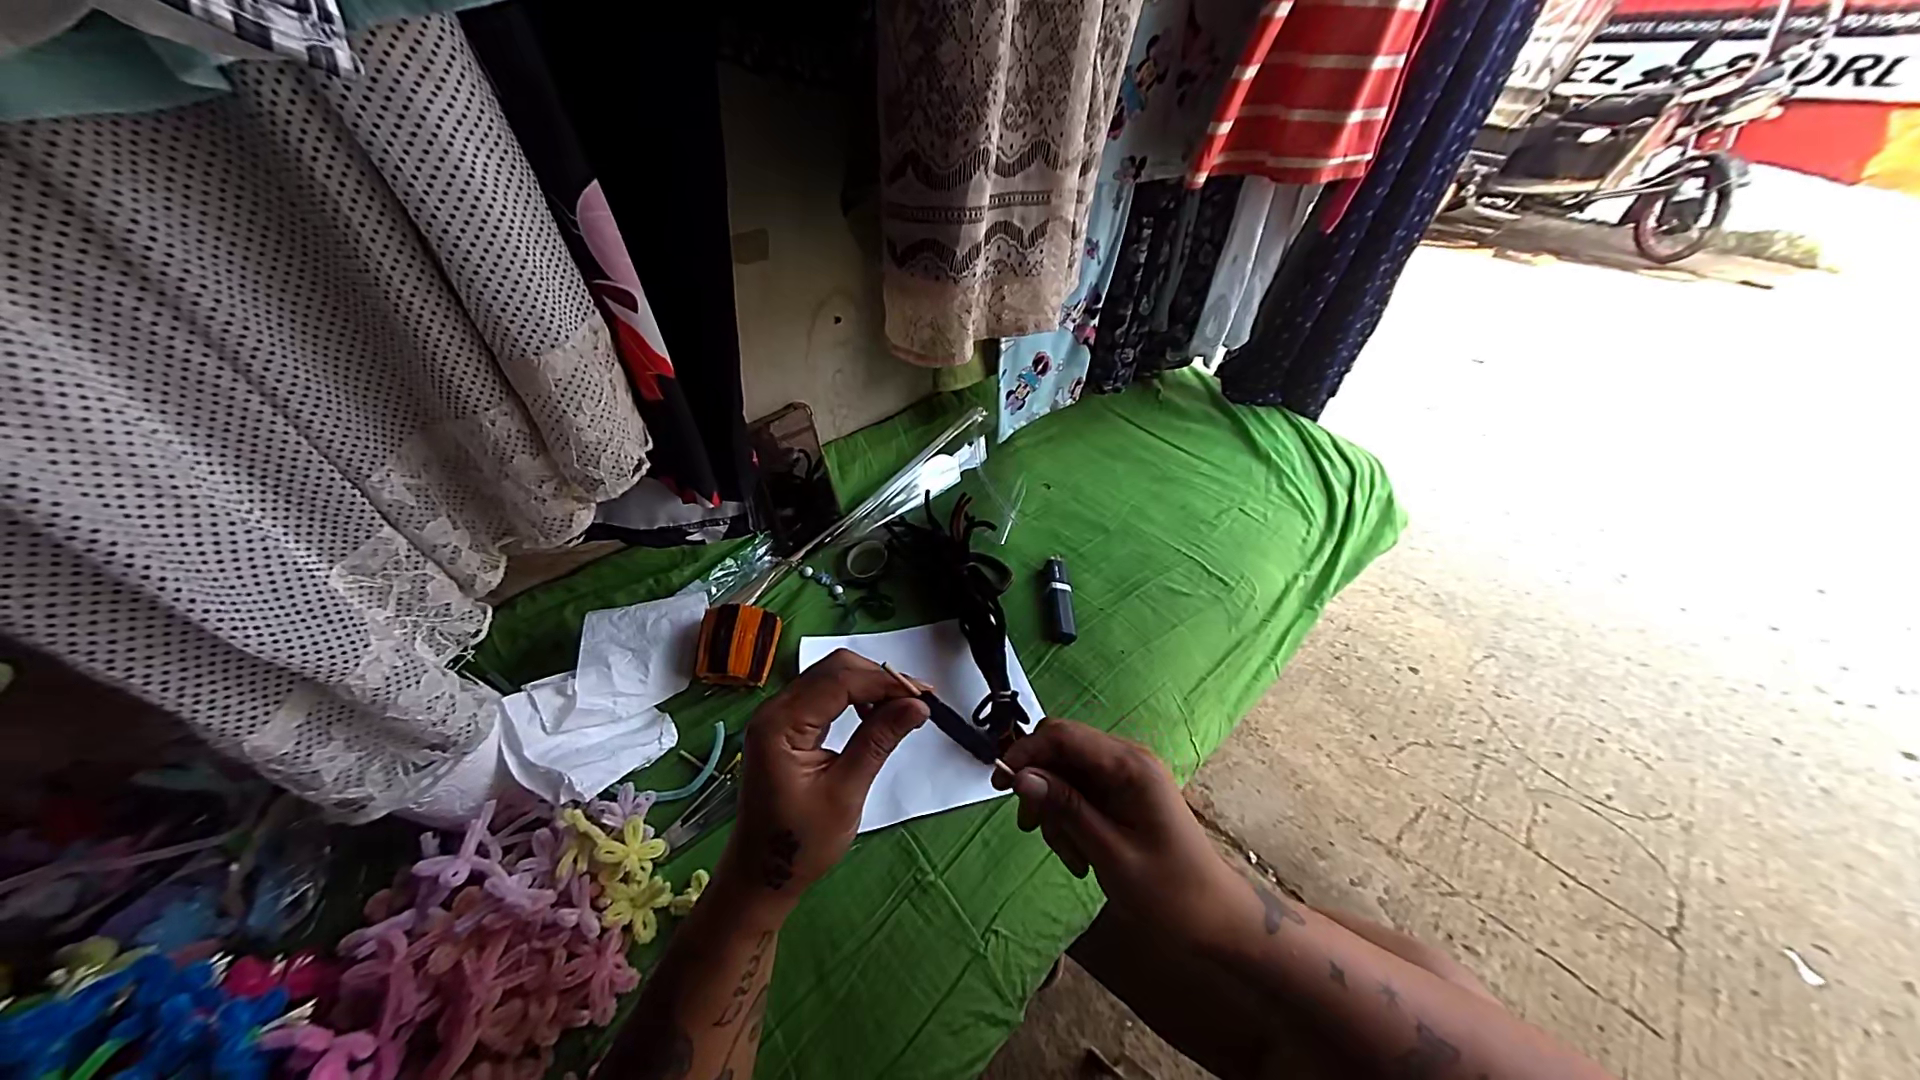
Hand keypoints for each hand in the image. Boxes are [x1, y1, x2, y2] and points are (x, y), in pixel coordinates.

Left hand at [715, 649, 929, 915]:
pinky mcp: (788, 724)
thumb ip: (878, 741)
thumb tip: (917, 706)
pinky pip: (826, 694)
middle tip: (917, 701)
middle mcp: (775, 710)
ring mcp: (779, 715)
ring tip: (903, 707)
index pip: (840, 681)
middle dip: (879, 678)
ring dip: (869, 685)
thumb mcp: (846, 793)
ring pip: (832, 676)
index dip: (885, 682)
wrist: (762, 874)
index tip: (923, 695)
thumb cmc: (800, 843)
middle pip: (834, 669)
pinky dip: (856, 696)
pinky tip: (876, 713)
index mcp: (780, 724)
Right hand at [993, 718, 1253, 949]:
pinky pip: (1078, 793)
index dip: (1025, 752)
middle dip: (1040, 787)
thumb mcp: (1111, 853)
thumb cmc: (1170, 892)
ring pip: (1064, 774)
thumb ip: (1066, 809)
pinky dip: (1068, 819)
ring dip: (1055, 811)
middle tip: (1032, 828)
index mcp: (1129, 765)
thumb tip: (1021, 777)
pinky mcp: (1121, 794)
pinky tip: (1080, 854)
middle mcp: (1126, 760)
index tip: (1000, 783)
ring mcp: (1124, 776)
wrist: (1215, 921)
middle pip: (1060, 752)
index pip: (1062, 735)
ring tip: (1071, 855)